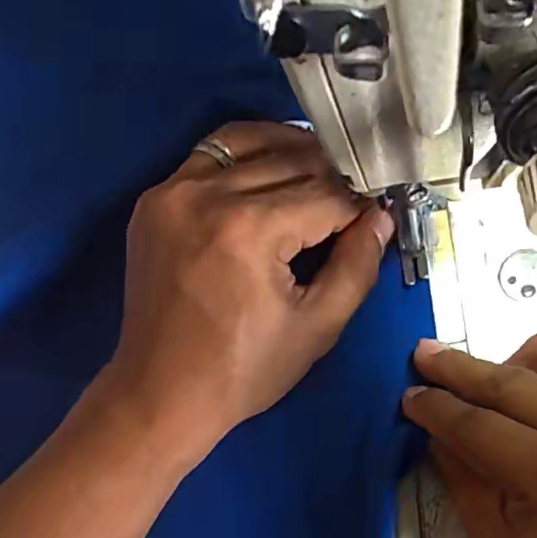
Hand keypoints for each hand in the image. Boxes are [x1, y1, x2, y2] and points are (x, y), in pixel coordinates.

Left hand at [106, 121, 395, 447]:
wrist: (164, 392)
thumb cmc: (245, 372)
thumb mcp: (317, 328)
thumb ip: (356, 267)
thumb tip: (381, 217)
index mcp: (250, 230)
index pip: (326, 195)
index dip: (361, 205)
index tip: (380, 217)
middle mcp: (208, 194)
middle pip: (291, 162)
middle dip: (333, 178)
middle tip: (358, 200)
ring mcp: (173, 190)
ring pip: (250, 145)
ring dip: (294, 153)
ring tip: (323, 176)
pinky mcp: (154, 200)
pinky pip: (210, 156)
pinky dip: (246, 156)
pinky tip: (271, 171)